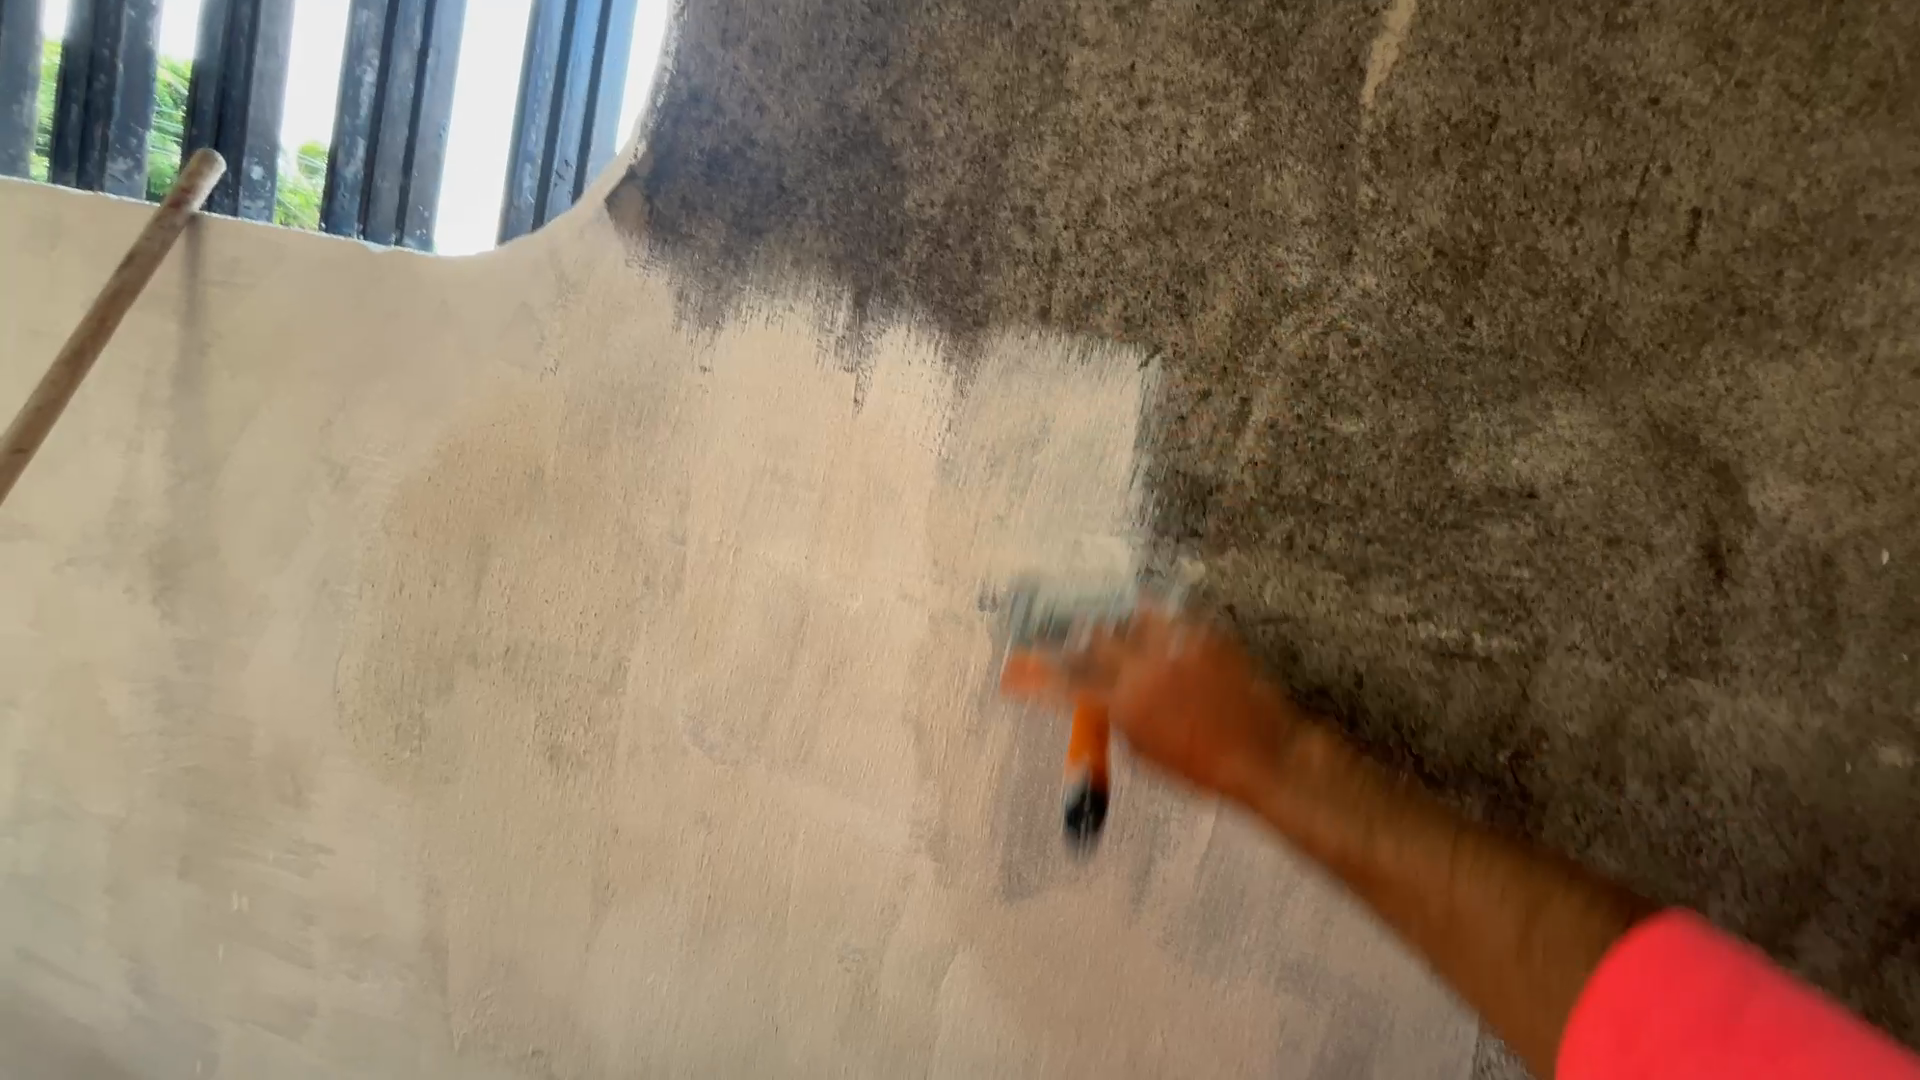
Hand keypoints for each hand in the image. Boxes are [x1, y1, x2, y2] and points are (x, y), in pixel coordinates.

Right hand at [999, 606, 1307, 804]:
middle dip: (1085, 646)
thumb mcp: (1145, 751)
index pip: (1064, 682)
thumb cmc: (1204, 766)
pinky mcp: (1204, 633)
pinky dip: (1158, 627)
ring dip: (1124, 631)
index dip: (1032, 677)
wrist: (1267, 755)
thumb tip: (1093, 696)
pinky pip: (1168, 616)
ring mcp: (1178, 645)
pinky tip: (1164, 642)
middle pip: (1094, 637)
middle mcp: (1146, 667)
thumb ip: (1113, 716)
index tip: (1011, 673)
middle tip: (1085, 655)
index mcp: (1126, 704)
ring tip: (1133, 647)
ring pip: (1130, 617)